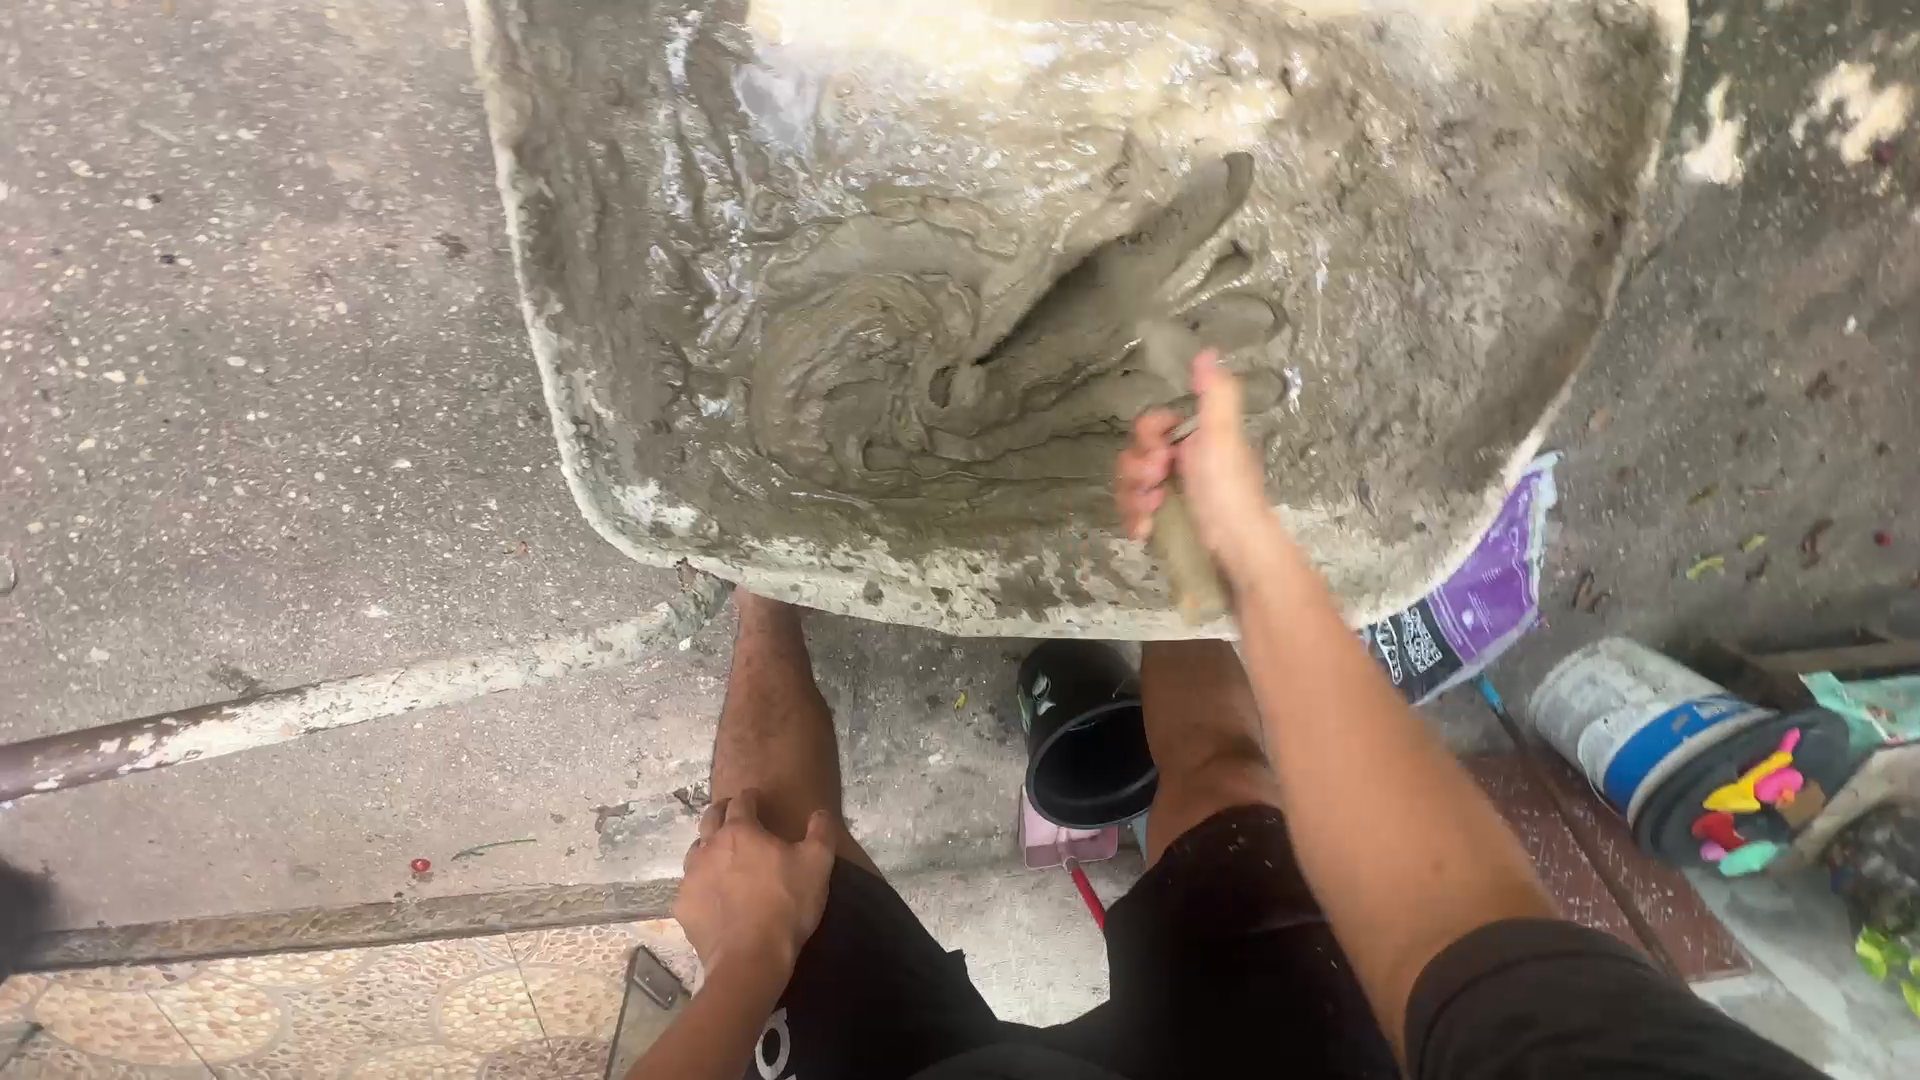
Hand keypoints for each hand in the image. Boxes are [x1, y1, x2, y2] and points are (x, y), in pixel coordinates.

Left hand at [675, 790, 835, 975]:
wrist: (751, 959)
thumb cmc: (786, 904)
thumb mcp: (818, 863)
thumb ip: (821, 831)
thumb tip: (819, 813)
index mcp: (741, 831)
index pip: (741, 801)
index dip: (750, 796)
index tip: (757, 797)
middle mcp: (710, 847)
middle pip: (710, 818)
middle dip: (722, 811)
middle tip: (733, 813)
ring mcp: (692, 877)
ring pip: (695, 851)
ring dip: (708, 845)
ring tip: (721, 853)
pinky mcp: (683, 907)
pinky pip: (690, 885)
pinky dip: (701, 881)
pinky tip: (712, 893)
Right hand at [1115, 349, 1281, 578]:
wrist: (1236, 550)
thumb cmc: (1229, 491)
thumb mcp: (1223, 436)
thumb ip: (1214, 394)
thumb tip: (1207, 351)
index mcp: (1194, 438)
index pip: (1148, 426)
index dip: (1147, 438)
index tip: (1163, 453)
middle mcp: (1180, 462)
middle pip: (1131, 456)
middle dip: (1138, 472)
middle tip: (1158, 484)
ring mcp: (1169, 494)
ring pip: (1127, 486)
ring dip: (1133, 498)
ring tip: (1154, 511)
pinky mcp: (1162, 521)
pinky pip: (1131, 513)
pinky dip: (1134, 521)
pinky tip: (1146, 531)